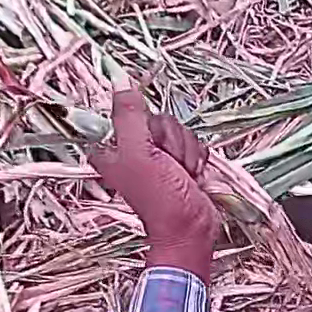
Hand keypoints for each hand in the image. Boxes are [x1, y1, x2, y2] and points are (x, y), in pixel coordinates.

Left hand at [91, 90, 218, 280]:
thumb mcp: (139, 154)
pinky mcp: (181, 164)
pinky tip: (192, 176)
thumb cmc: (161, 201)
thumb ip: (129, 117)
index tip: (148, 143)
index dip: (144, 125)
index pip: (129, 113)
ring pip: (179, 131)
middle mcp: (134, 151)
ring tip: (182, 175)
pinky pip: (194, 144)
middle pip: (159, 120)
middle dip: (171, 141)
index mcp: (114, 149)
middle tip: (169, 164)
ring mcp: (159, 158)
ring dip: (186, 152)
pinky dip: (197, 159)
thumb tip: (120, 81)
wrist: (191, 230)